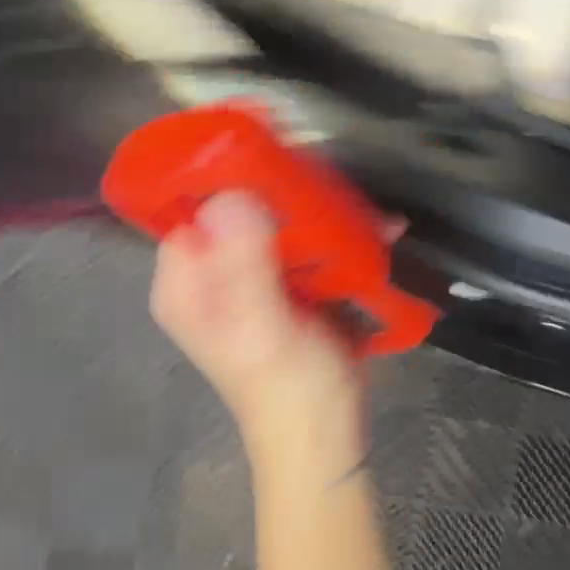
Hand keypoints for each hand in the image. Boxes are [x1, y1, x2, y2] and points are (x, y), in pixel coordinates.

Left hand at [149, 191, 359, 433]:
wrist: (326, 432)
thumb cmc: (288, 385)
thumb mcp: (262, 327)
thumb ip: (245, 266)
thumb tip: (232, 194)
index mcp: (189, 280)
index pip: (189, 204)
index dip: (221, 167)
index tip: (267, 137)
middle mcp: (216, 271)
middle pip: (241, 203)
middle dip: (285, 183)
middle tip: (327, 168)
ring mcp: (257, 276)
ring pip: (281, 216)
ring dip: (323, 206)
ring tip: (366, 206)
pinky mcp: (296, 283)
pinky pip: (313, 239)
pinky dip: (343, 230)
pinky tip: (380, 229)